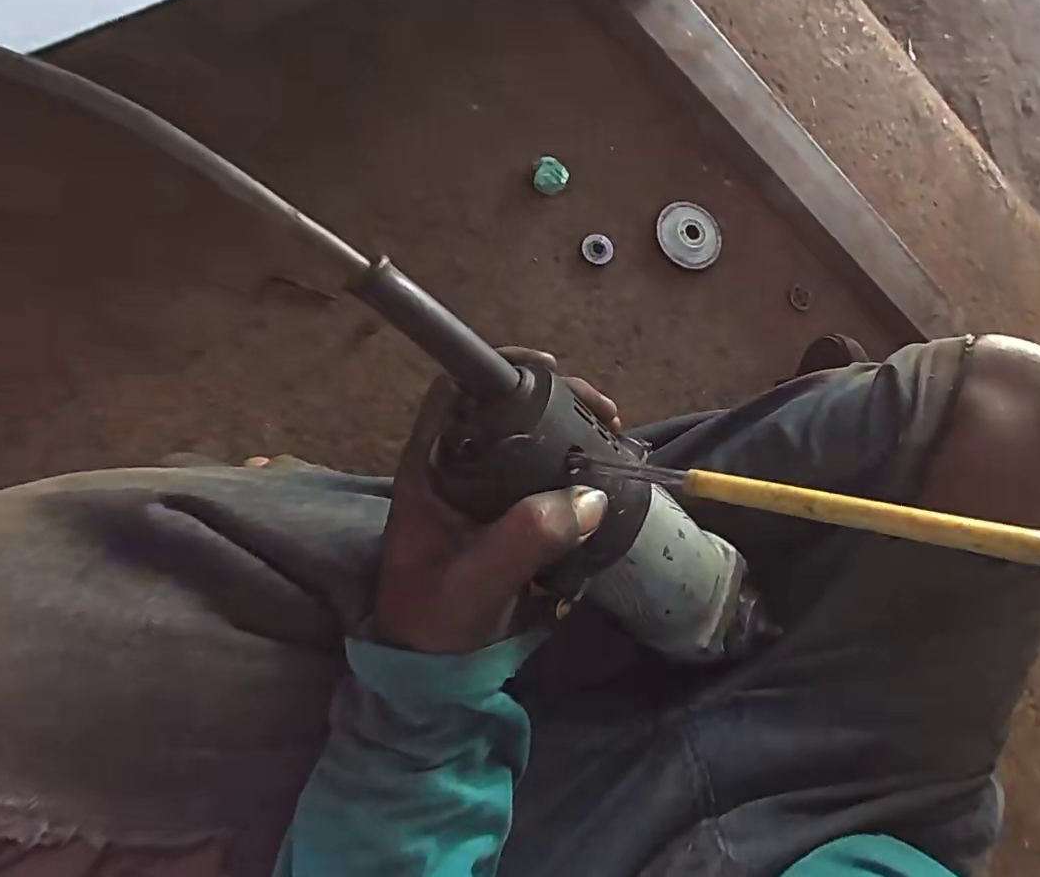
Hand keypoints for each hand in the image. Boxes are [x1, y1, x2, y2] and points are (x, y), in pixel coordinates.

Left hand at [373, 353, 614, 653]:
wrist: (431, 667)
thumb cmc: (435, 621)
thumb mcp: (476, 581)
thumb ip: (527, 537)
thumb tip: (593, 496)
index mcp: (429, 468)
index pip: (454, 392)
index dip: (499, 370)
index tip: (549, 372)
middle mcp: (451, 466)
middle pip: (500, 407)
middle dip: (553, 399)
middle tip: (602, 411)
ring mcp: (477, 487)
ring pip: (523, 436)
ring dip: (567, 428)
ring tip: (610, 432)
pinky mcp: (501, 509)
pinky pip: (538, 470)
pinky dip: (570, 462)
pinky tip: (599, 467)